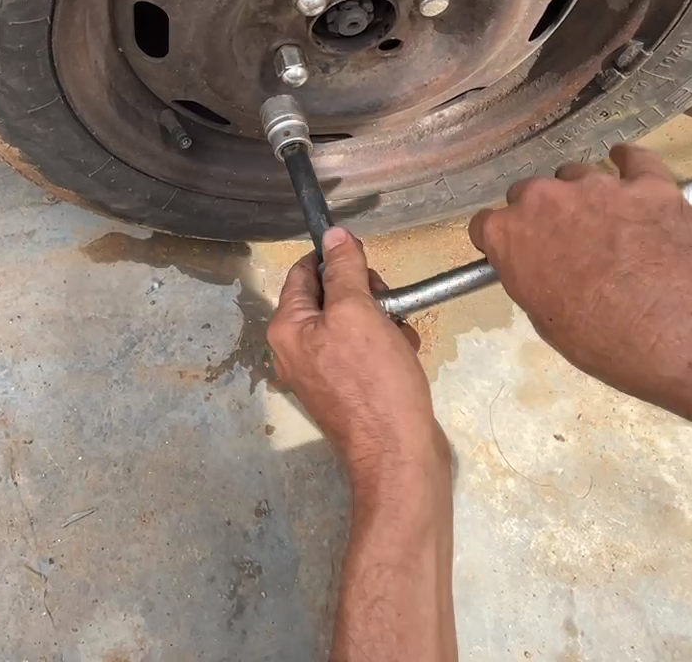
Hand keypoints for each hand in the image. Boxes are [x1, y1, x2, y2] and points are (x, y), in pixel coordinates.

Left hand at [268, 227, 444, 492]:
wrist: (399, 456)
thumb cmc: (375, 381)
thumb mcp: (358, 312)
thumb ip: (343, 270)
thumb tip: (333, 235)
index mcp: (286, 328)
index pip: (303, 272)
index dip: (335, 259)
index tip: (366, 259)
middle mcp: (295, 348)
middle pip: (329, 296)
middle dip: (364, 295)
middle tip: (388, 305)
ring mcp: (321, 371)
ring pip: (352, 322)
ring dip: (381, 320)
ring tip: (400, 337)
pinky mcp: (347, 388)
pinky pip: (363, 350)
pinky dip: (386, 346)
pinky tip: (404, 356)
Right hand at [467, 144, 691, 402]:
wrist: (678, 328)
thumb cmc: (601, 337)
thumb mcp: (545, 319)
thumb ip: (532, 278)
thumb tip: (544, 271)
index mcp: (507, 233)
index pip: (486, 224)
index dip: (503, 240)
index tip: (517, 253)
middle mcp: (542, 199)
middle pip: (529, 192)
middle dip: (542, 213)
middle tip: (565, 242)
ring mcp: (595, 186)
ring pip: (576, 175)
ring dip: (583, 194)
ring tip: (607, 221)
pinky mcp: (647, 184)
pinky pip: (634, 159)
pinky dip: (629, 161)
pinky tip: (627, 162)